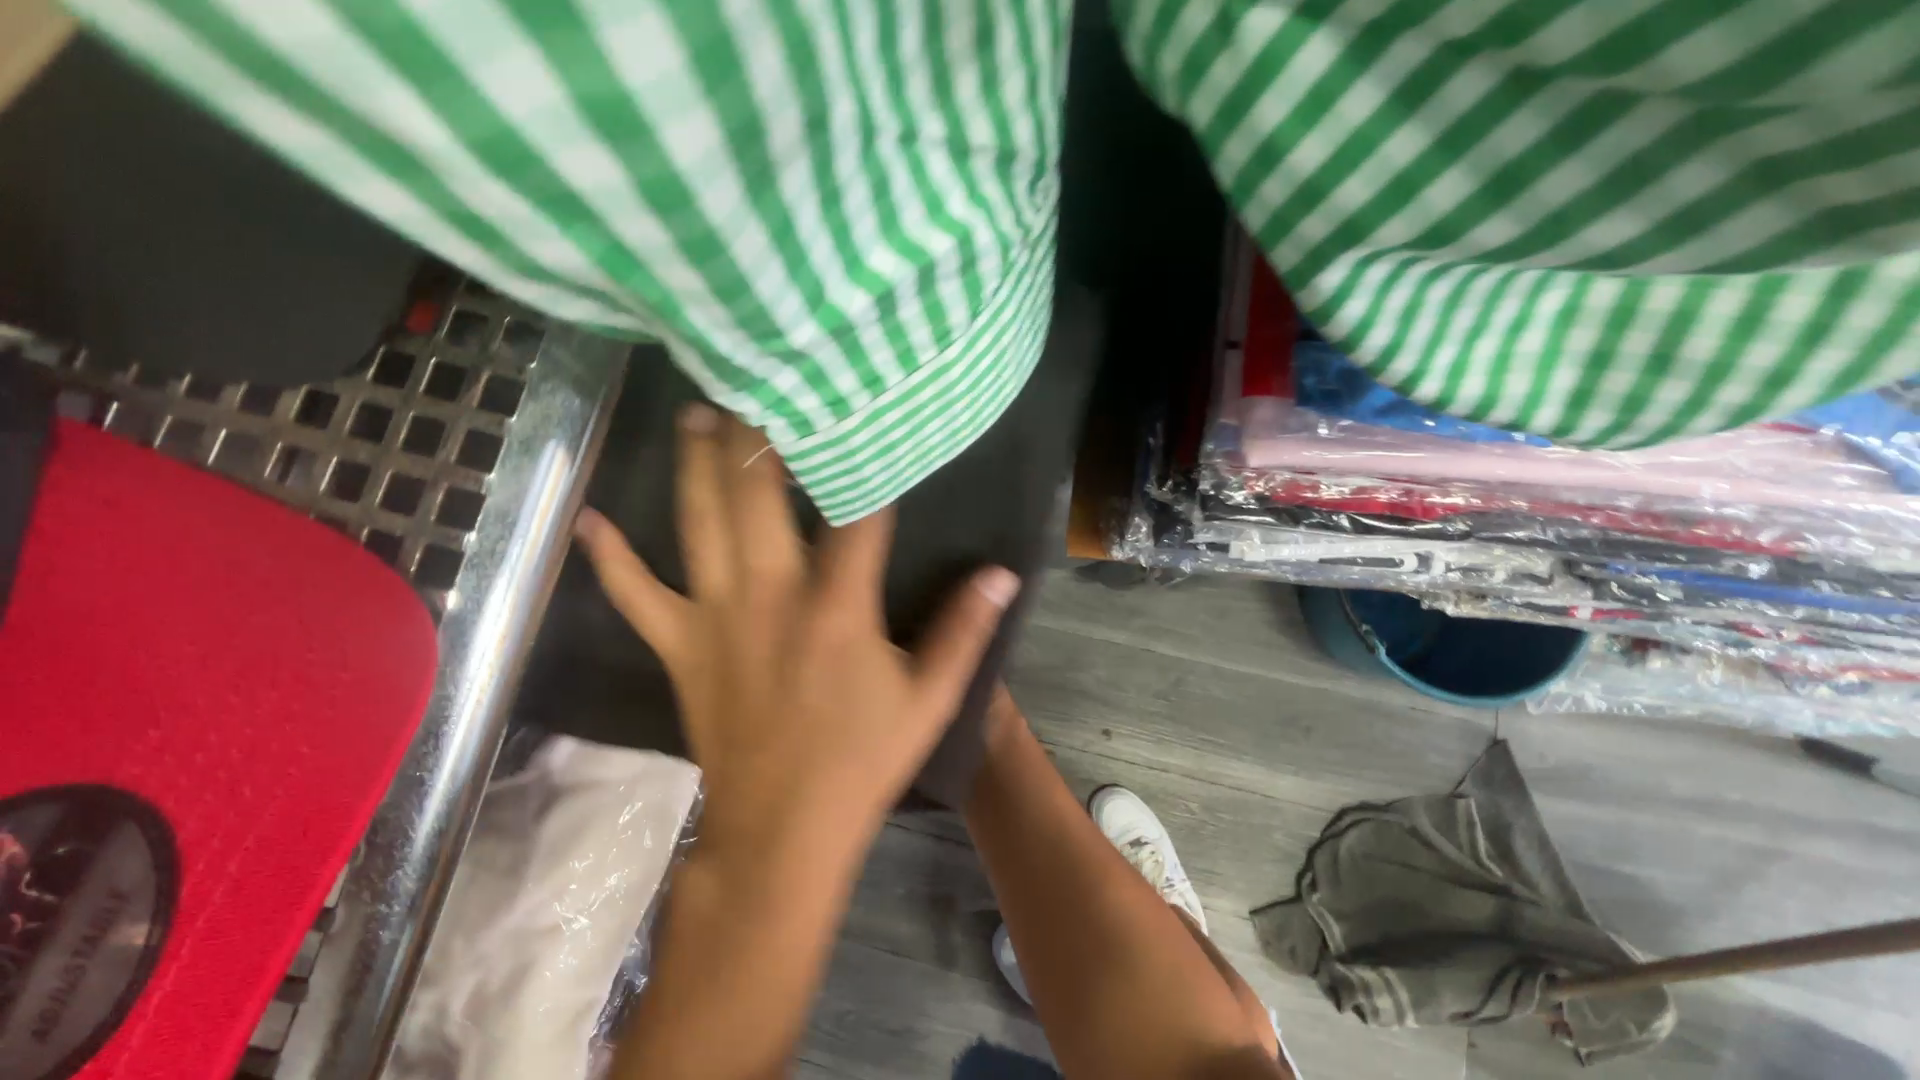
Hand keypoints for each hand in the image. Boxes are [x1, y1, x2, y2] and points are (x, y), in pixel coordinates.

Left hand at [571, 403, 1019, 840]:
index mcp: (838, 604)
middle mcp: (771, 594)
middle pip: (758, 493)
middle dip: (755, 435)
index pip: (854, 510)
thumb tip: (1002, 573)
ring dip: (695, 464)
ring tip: (695, 413)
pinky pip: (635, 593)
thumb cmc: (861, 761)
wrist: (781, 830)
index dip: (857, 456)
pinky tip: (590, 517)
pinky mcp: (678, 646)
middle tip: (753, 383)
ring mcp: (715, 616)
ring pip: (699, 522)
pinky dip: (611, 556)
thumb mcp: (929, 699)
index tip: (853, 408)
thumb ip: (964, 631)